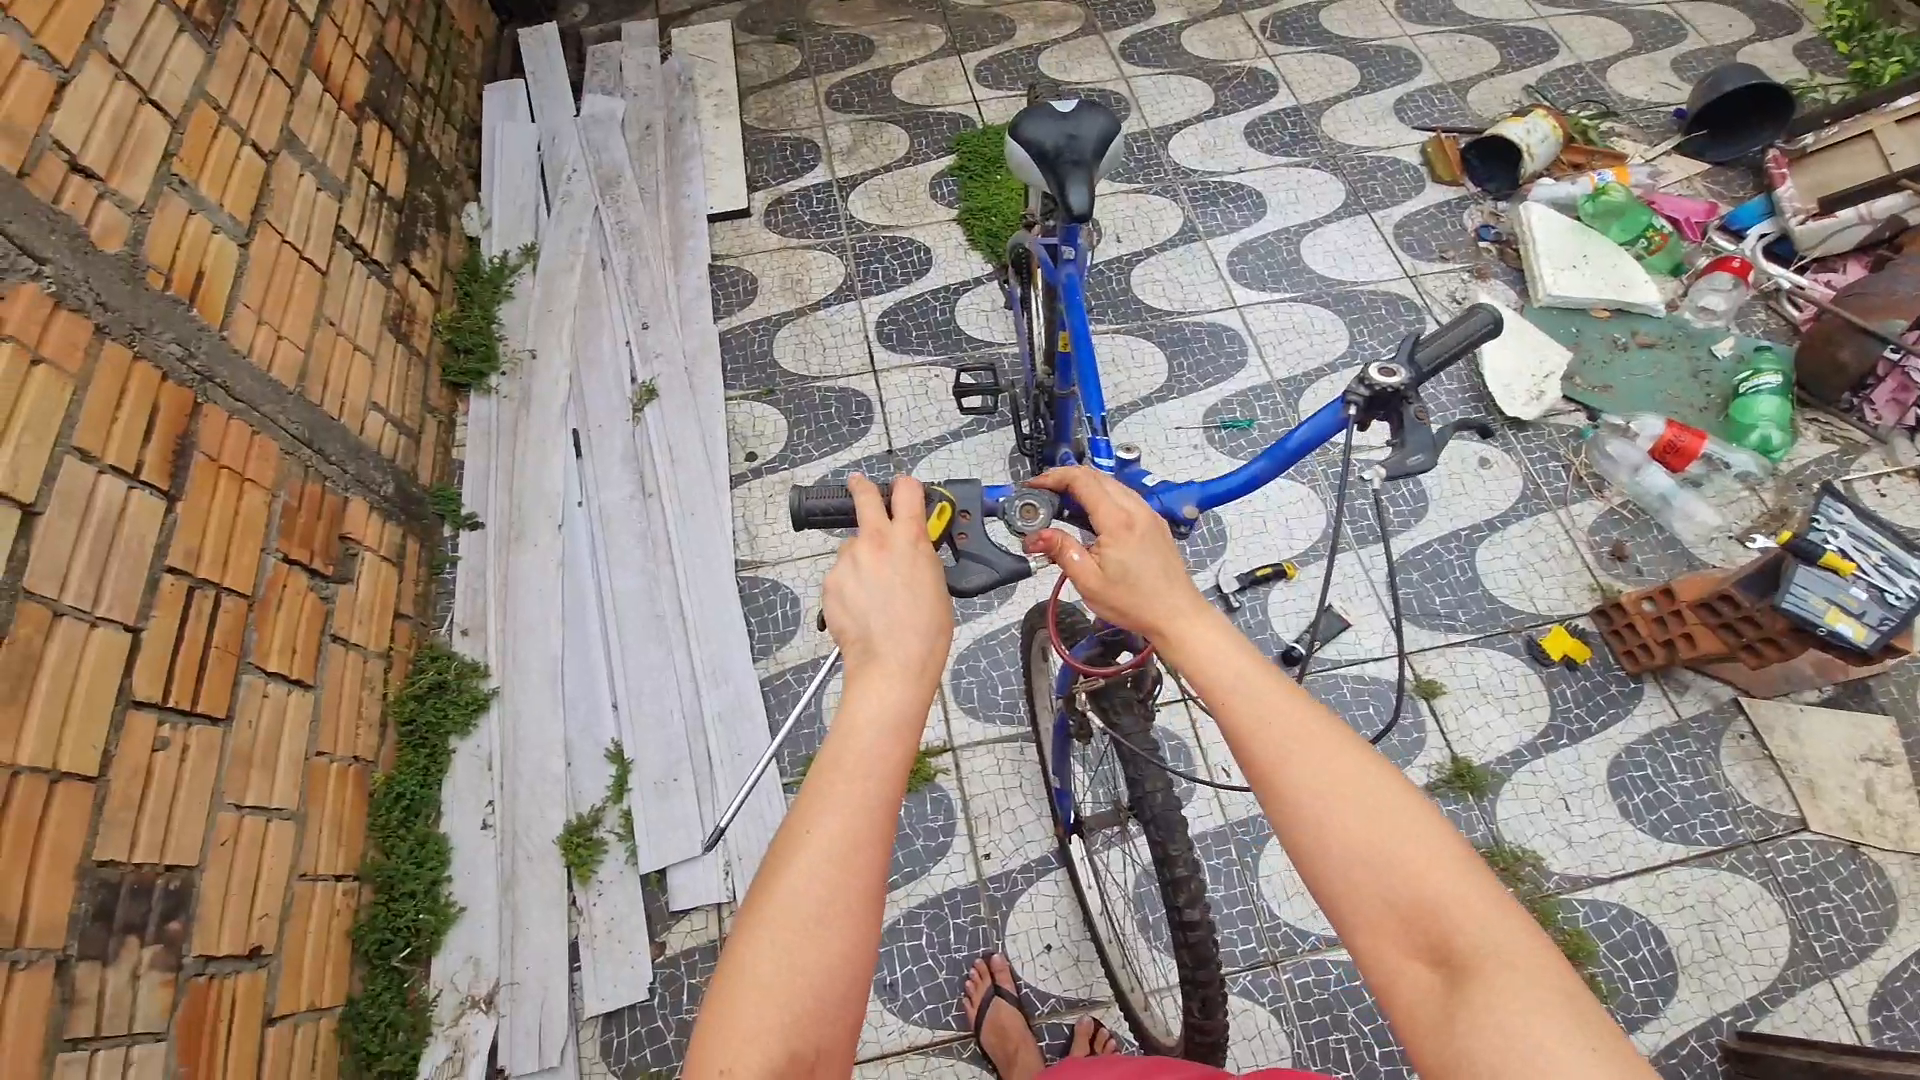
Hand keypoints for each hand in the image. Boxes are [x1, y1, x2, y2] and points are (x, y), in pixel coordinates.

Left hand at [821, 474, 954, 691]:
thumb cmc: (926, 631)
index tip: (901, 488)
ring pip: (852, 548)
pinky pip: (840, 574)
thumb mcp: (936, 583)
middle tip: (858, 485)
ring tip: (872, 594)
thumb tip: (910, 550)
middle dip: (862, 488)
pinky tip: (860, 608)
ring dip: (859, 559)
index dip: (905, 487)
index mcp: (909, 539)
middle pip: (864, 496)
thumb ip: (919, 556)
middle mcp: (875, 541)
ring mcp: (848, 560)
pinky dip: (848, 585)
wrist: (892, 662)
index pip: (906, 490)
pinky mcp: (830, 581)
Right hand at [1022, 467, 1214, 641]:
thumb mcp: (1089, 582)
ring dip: (1084, 486)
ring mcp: (1149, 513)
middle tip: (1042, 496)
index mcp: (1118, 521)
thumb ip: (1062, 551)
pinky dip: (1102, 496)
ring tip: (1061, 505)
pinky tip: (1090, 516)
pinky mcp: (1154, 522)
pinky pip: (1125, 497)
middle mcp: (1136, 509)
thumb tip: (1035, 536)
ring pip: (1111, 484)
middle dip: (1065, 479)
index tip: (1033, 487)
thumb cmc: (1133, 603)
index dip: (1053, 477)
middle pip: (1096, 476)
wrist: (1177, 614)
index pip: (1082, 480)